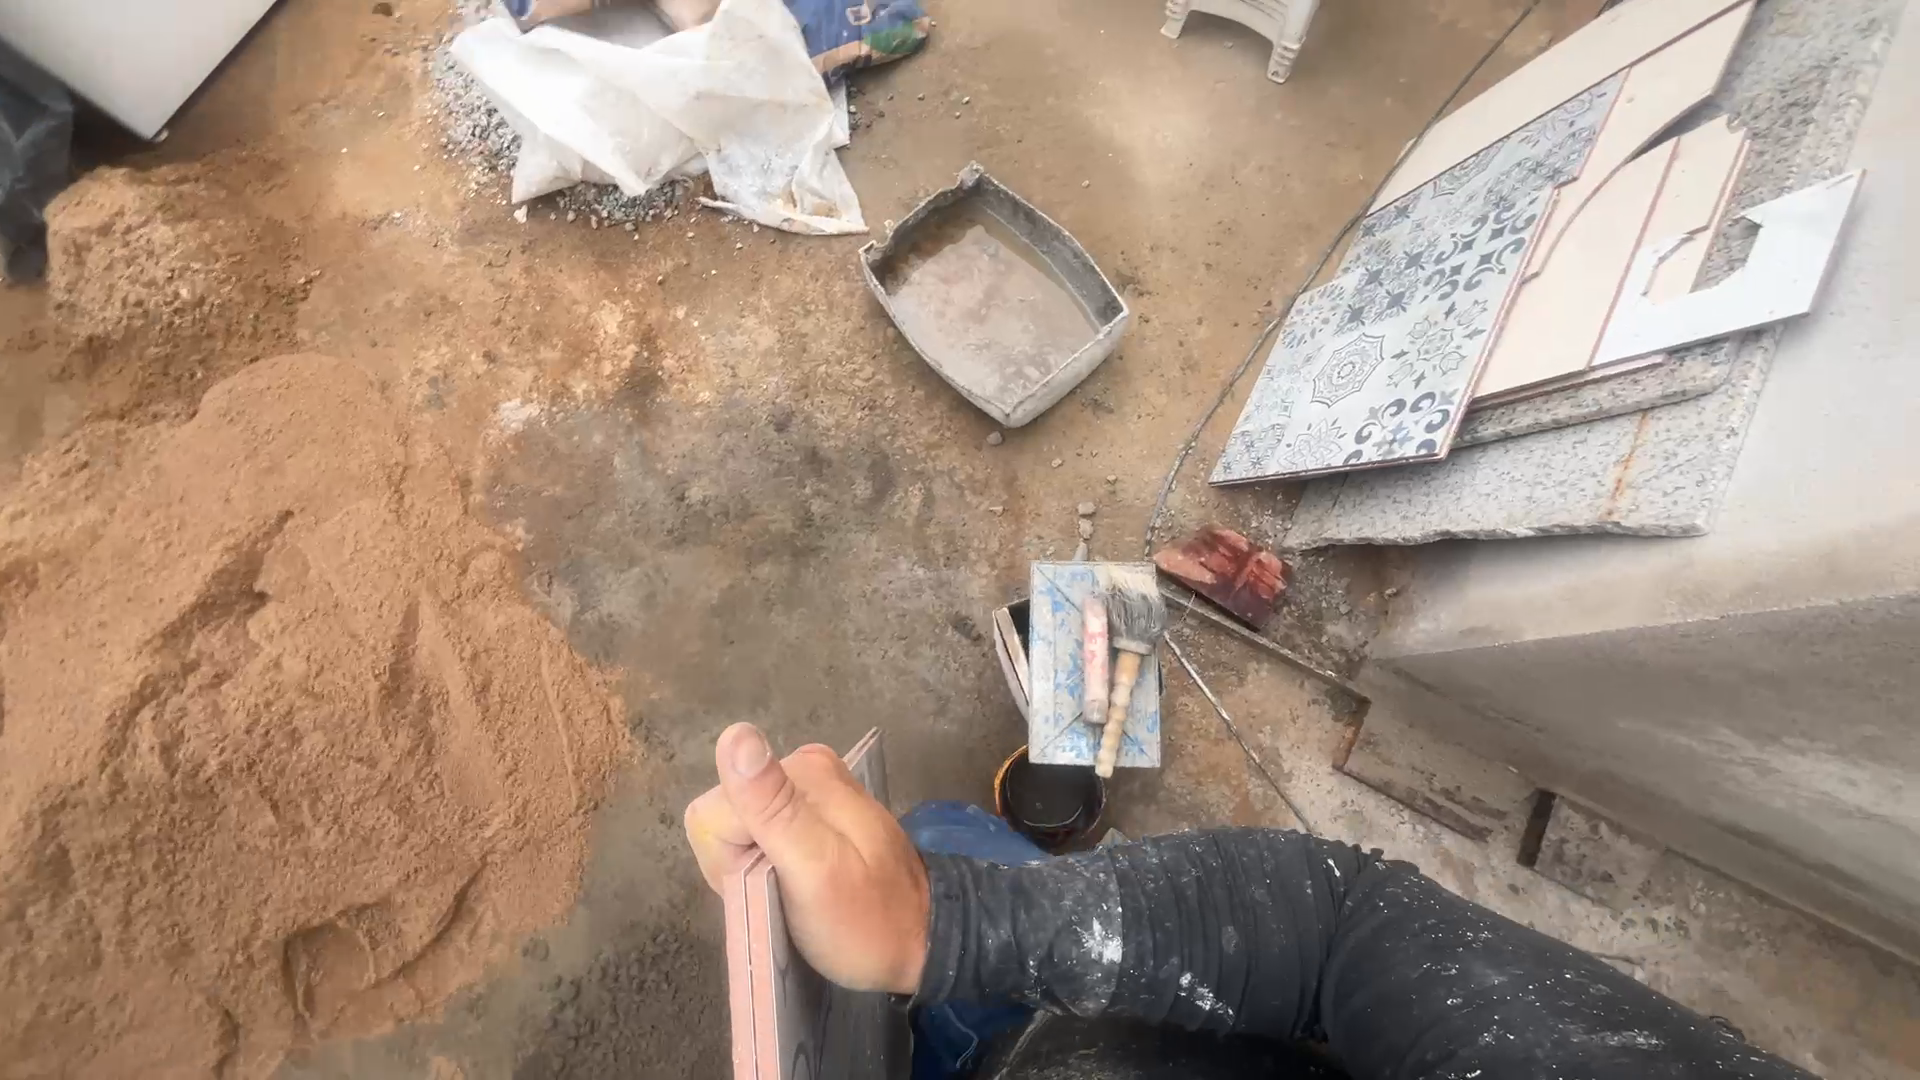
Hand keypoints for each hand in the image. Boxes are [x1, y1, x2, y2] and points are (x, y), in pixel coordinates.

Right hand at [684, 723, 929, 994]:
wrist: (920, 938)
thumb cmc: (867, 917)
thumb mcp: (816, 869)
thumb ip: (771, 804)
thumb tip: (735, 734)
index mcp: (803, 770)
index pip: (716, 811)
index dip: (729, 861)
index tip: (768, 886)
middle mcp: (804, 766)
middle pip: (724, 814)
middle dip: (738, 864)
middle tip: (783, 893)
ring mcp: (810, 787)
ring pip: (736, 827)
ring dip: (750, 869)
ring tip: (791, 892)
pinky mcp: (812, 811)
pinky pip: (757, 835)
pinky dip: (764, 867)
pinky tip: (793, 885)